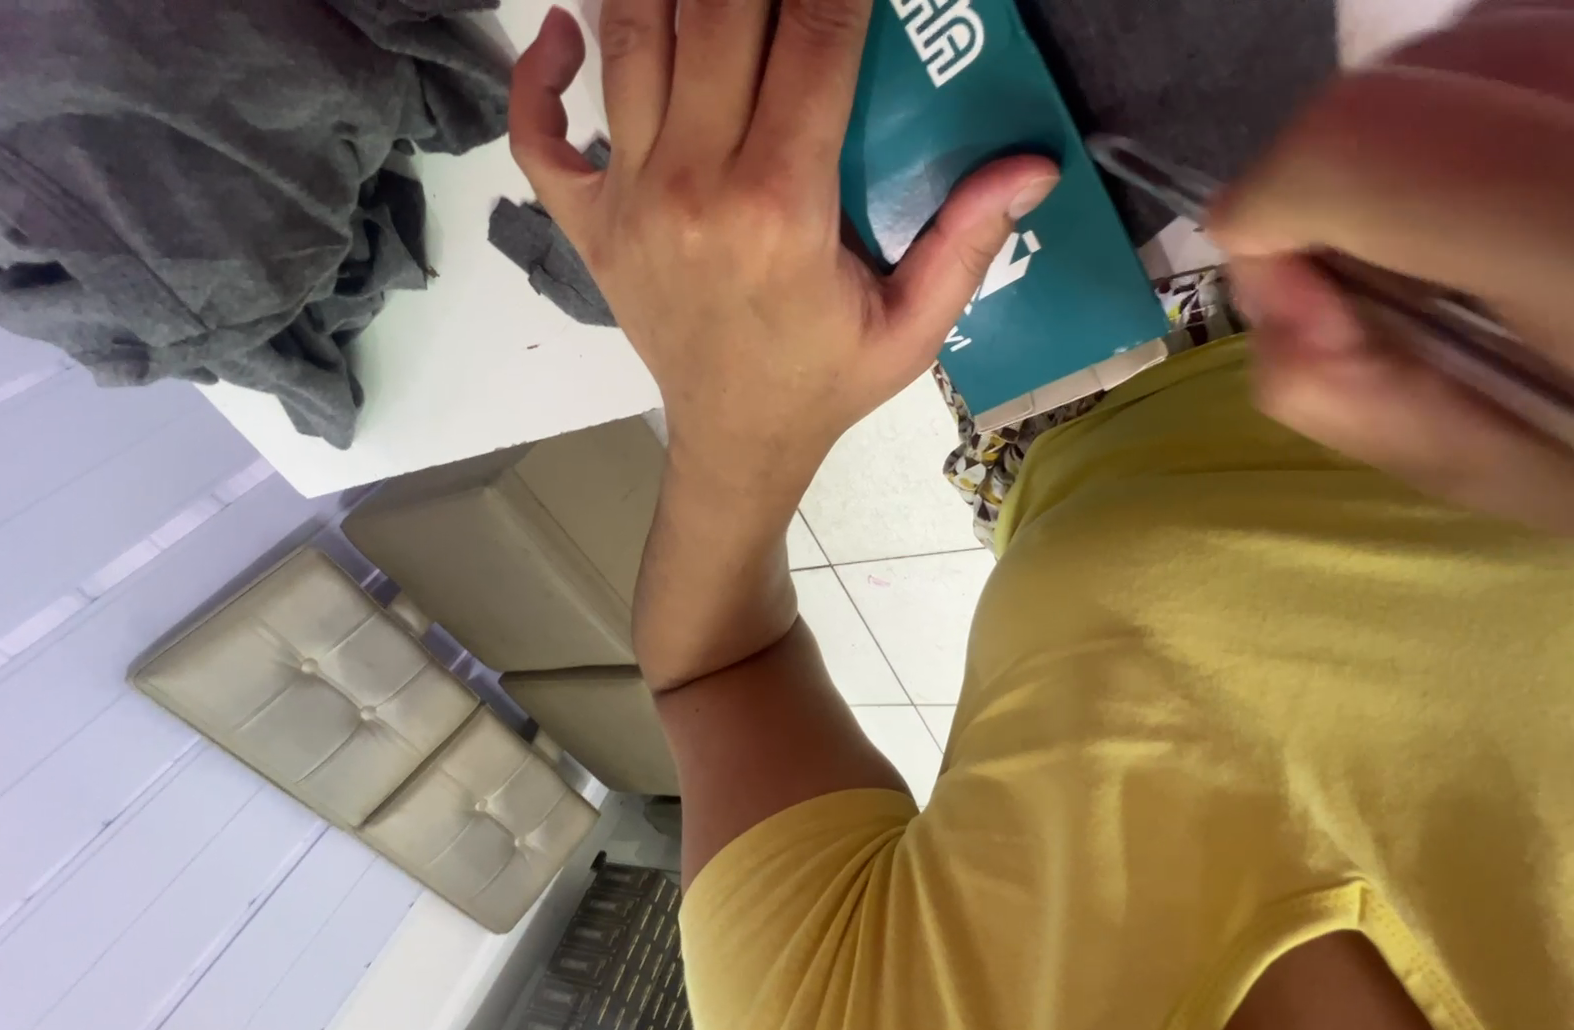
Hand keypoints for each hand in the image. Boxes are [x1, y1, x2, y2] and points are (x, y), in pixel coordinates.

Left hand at [508, 2, 1058, 499]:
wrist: (738, 443)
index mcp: (781, 208)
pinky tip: (564, 34)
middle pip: (714, 10)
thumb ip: (967, 244)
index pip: (814, 40)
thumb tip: (1037, 166)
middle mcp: (694, 184)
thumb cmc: (826, 385)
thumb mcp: (912, 330)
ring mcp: (628, 200)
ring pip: (628, 38)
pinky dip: (536, 75)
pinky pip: (537, 134)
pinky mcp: (589, 225)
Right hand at [1212, 0, 1573, 580]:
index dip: (1270, 203)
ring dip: (1429, 139)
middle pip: (1413, 72)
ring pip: (1487, 31)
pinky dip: (1517, 103)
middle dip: (1340, 177)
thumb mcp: (1554, 487)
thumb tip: (1267, 293)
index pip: (1367, 146)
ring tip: (1503, 233)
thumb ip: (1372, 402)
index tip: (1274, 271)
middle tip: (1387, 275)